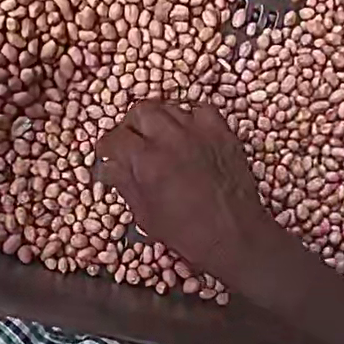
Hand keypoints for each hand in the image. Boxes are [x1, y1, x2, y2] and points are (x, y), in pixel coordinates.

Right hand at [94, 100, 279, 285]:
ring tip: (158, 139)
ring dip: (158, 121)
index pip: (115, 138)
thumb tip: (110, 167)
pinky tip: (188, 135)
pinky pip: (201, 111)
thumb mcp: (146, 214)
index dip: (108, 147)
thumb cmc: (188, 233)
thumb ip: (125, 183)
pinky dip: (190, 119)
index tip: (108, 154)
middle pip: (140, 112)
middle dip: (131, 126)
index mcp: (146, 161)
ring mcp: (199, 132)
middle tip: (131, 142)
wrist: (235, 236)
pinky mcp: (222, 133)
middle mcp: (170, 138)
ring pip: (169, 108)